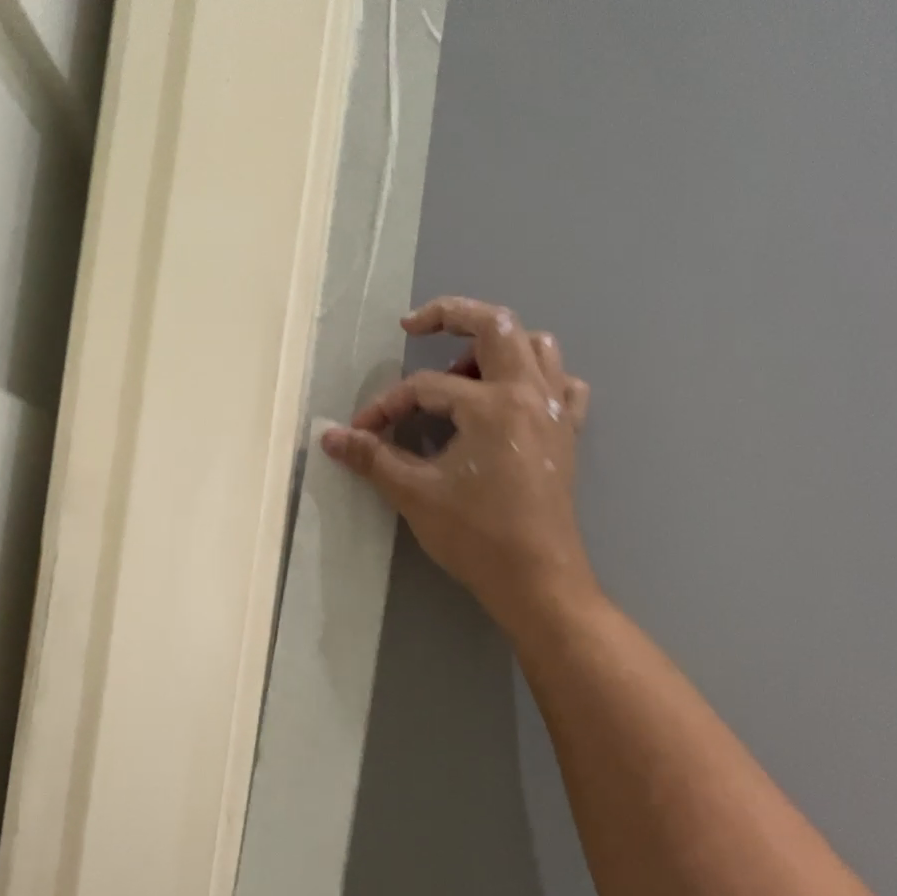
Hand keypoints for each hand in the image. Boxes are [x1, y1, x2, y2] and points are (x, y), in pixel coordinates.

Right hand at [319, 296, 596, 633]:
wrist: (537, 579)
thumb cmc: (476, 536)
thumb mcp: (415, 495)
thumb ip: (373, 458)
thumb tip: (330, 436)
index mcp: (491, 405)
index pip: (426, 388)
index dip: (386, 405)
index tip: (361, 432)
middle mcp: (529, 394)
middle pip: (498, 326)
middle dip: (452, 316)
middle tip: (416, 328)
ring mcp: (555, 412)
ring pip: (536, 347)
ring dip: (496, 346)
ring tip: (461, 373)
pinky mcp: (566, 434)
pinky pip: (561, 384)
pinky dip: (535, 378)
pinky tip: (510, 399)